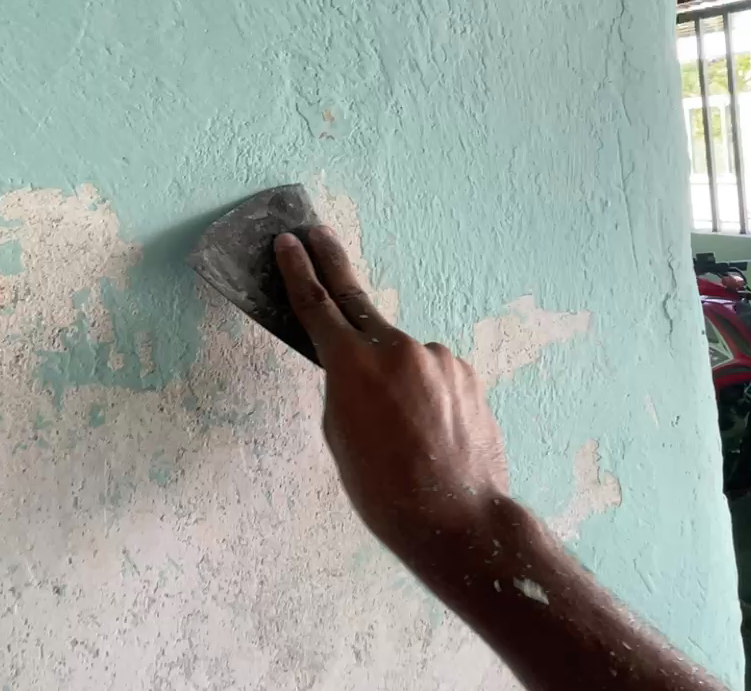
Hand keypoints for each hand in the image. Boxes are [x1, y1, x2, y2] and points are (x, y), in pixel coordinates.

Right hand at [274, 228, 508, 560]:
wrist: (460, 520)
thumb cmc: (383, 490)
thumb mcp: (338, 435)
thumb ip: (342, 385)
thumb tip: (356, 366)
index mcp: (352, 365)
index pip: (316, 304)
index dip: (297, 270)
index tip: (287, 241)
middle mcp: (394, 348)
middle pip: (354, 296)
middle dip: (330, 261)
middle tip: (316, 231)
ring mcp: (434, 356)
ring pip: (400, 354)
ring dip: (393, 375)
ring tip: (402, 426)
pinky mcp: (462, 370)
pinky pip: (430, 371)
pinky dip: (422, 390)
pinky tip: (429, 428)